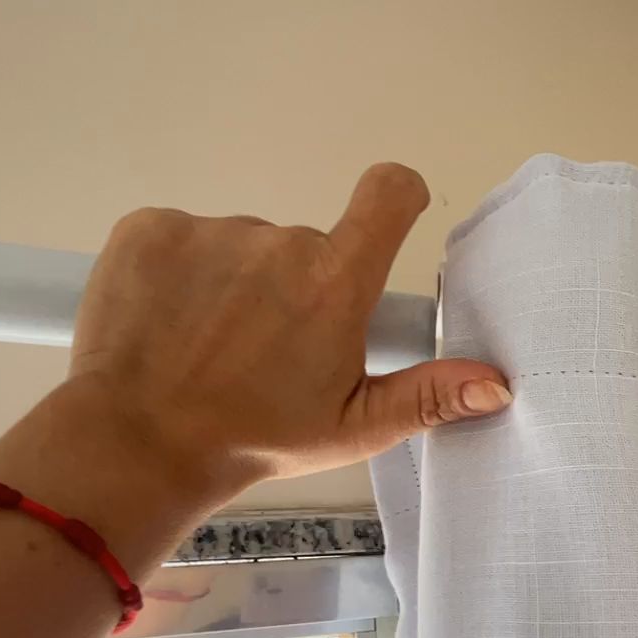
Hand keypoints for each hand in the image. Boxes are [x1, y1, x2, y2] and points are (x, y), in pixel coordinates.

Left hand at [0, 163, 510, 569]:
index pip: (387, 194)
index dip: (399, 198)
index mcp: (334, 283)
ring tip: (218, 347)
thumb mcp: (357, 427)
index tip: (395, 217)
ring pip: (247, 247)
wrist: (140, 443)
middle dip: (304, 288)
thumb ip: (430, 396)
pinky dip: (188, 274)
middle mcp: (277, 241)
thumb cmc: (260, 438)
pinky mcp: (148, 229)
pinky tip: (176, 324)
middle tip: (275, 353)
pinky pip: (188, 239)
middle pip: (310, 245)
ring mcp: (208, 230)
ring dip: (244, 285)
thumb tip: (497, 384)